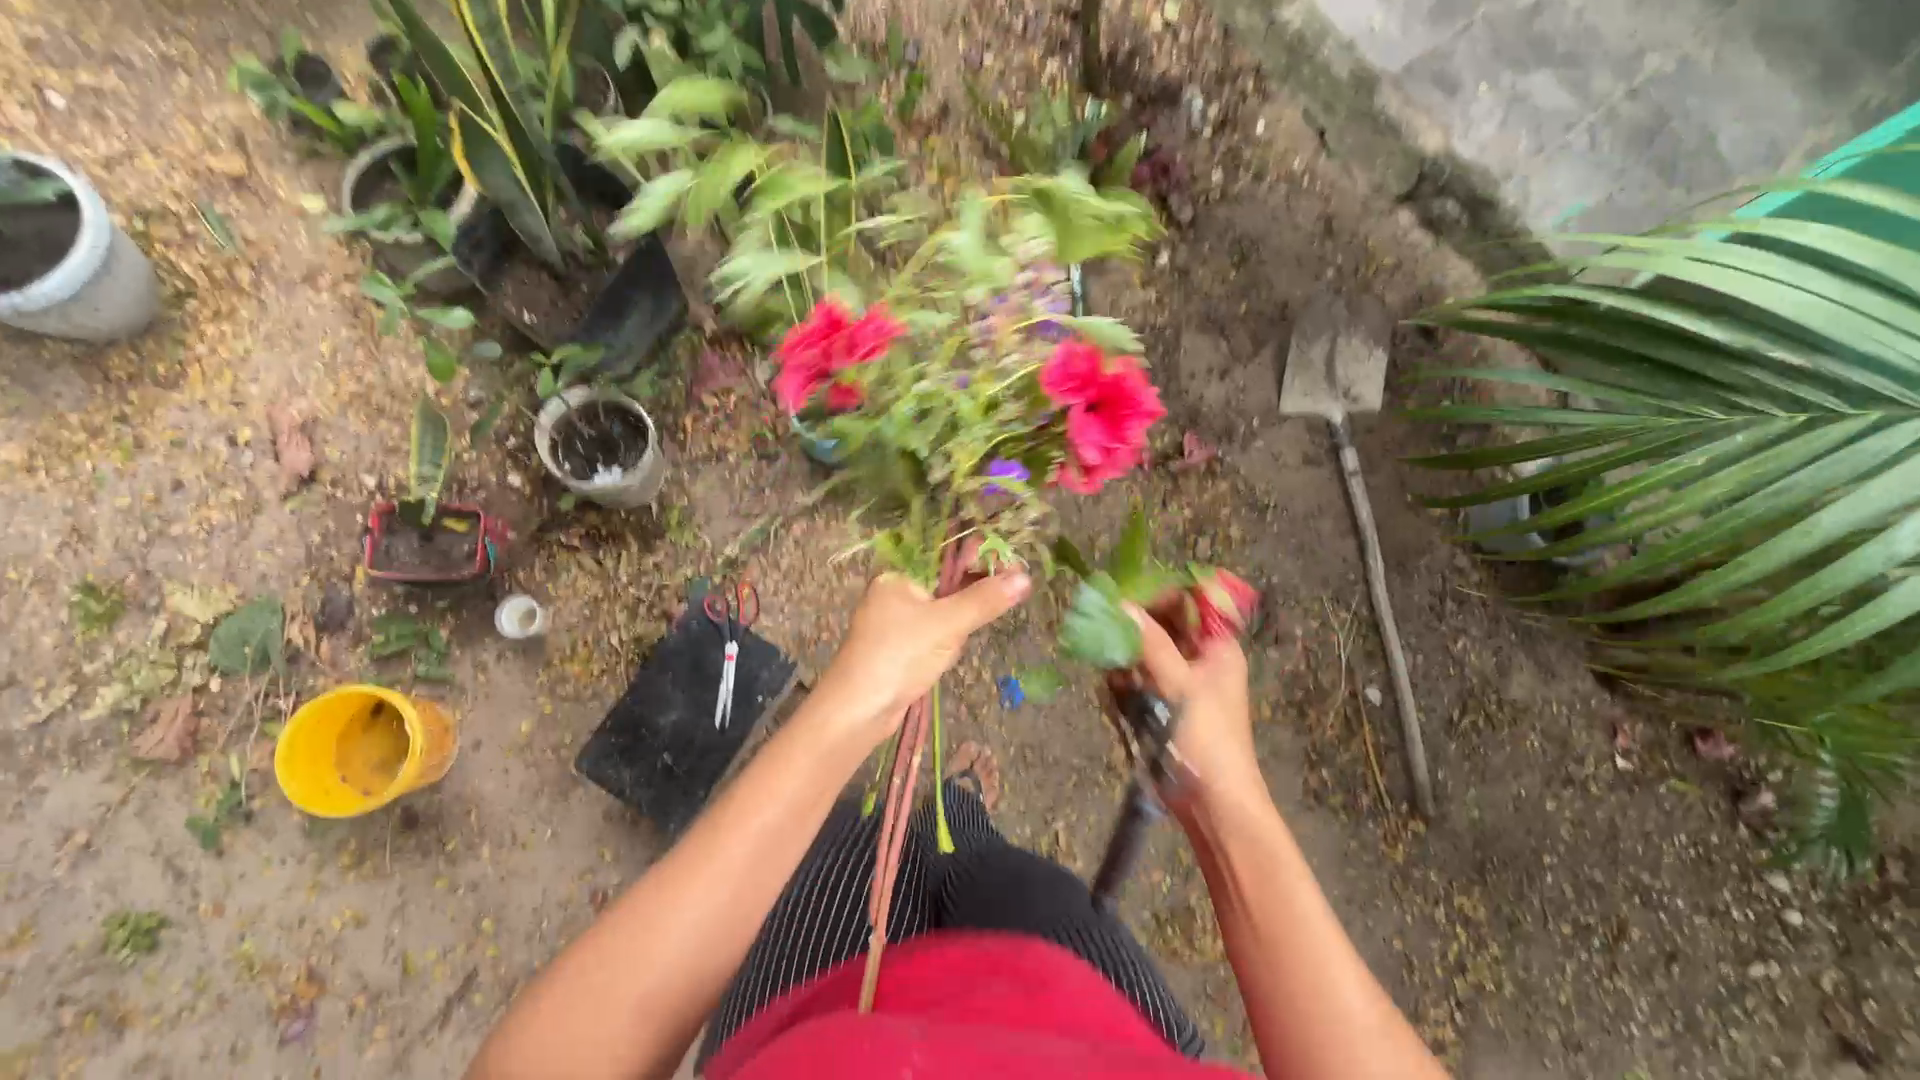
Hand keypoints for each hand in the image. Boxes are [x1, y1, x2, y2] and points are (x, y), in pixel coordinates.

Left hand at [815, 571, 1030, 744]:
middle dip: (975, 584)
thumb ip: (985, 600)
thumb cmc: (899, 656)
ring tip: (990, 612)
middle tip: (1013, 588)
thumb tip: (1025, 577)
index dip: (978, 554)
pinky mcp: (900, 645)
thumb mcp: (948, 624)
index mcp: (898, 574)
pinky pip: (933, 628)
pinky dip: (950, 633)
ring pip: (941, 604)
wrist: (857, 710)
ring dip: (963, 611)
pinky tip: (956, 646)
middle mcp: (895, 591)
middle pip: (944, 576)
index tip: (1013, 564)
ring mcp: (896, 619)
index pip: (944, 551)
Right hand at [1127, 603, 1262, 809]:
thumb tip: (1119, 603)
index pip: (1186, 599)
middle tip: (1107, 640)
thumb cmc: (1206, 738)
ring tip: (1114, 678)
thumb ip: (1149, 642)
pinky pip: (1135, 682)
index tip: (1121, 601)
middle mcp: (1199, 658)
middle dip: (1132, 633)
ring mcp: (1178, 683)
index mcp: (1216, 645)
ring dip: (1124, 662)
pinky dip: (1123, 687)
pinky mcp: (1161, 706)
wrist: (1212, 802)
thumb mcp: (1178, 684)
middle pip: (1159, 626)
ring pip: (1141, 654)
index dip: (1156, 595)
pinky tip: (1116, 698)